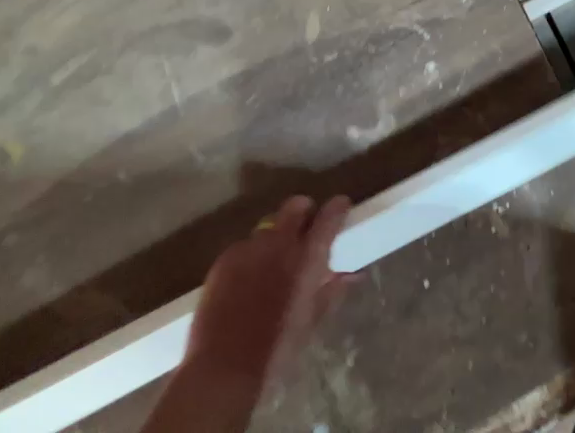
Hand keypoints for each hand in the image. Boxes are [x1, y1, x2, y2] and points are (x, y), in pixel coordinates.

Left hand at [186, 194, 356, 381]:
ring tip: (272, 262)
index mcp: (308, 257)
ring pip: (267, 228)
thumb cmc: (278, 348)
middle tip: (305, 229)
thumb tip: (351, 275)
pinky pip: (242, 247)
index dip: (337, 207)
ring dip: (275, 237)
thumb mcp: (312, 319)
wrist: (223, 368)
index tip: (341, 207)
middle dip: (304, 211)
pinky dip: (250, 256)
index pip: (330, 216)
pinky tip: (247, 280)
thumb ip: (332, 290)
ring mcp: (248, 251)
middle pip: (295, 207)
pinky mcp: (222, 262)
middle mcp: (279, 245)